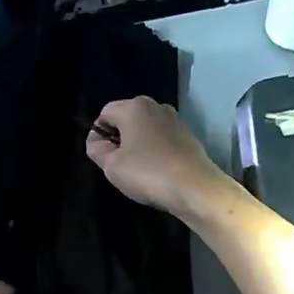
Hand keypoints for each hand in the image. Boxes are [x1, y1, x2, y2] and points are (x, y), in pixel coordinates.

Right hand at [85, 96, 230, 216]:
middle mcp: (156, 106)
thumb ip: (97, 150)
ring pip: (147, 129)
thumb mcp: (112, 166)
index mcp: (135, 107)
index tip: (102, 157)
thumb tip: (97, 142)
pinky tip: (158, 170)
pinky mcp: (189, 136)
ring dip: (139, 144)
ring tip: (139, 170)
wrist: (195, 188)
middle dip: (119, 138)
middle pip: (127, 118)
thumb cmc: (148, 173)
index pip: (105, 113)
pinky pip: (163, 139)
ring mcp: (176, 120)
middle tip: (118, 164)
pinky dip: (157, 150)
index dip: (98, 134)